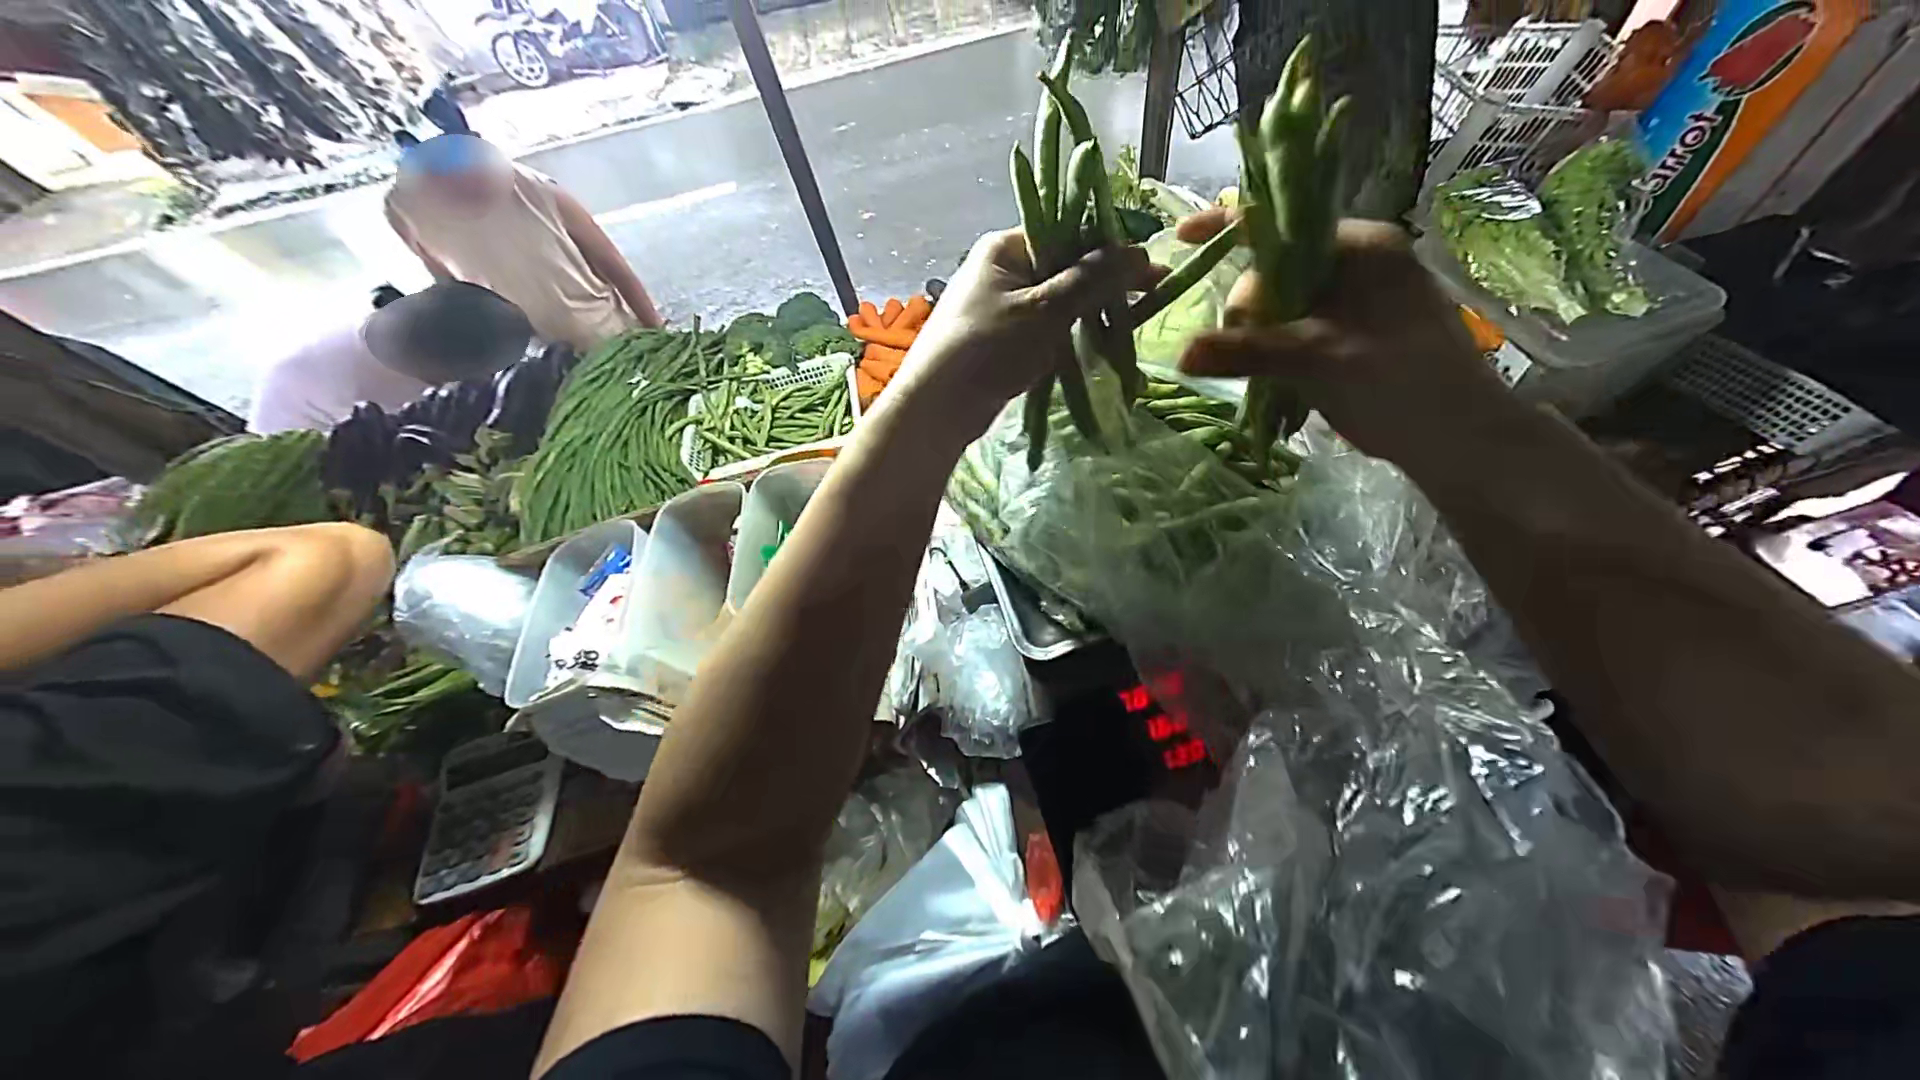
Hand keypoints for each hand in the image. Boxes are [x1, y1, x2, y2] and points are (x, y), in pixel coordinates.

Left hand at [885, 228, 1159, 439]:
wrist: (937, 409)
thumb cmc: (987, 348)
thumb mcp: (1046, 309)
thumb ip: (1093, 279)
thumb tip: (1140, 252)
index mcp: (1007, 247)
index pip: (1069, 231)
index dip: (1110, 247)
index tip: (1148, 269)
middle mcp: (1003, 269)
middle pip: (1067, 267)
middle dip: (1105, 284)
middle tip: (1149, 298)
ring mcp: (1002, 306)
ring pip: (1059, 302)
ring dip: (1091, 314)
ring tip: (1128, 327)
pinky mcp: (1004, 339)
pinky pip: (1046, 329)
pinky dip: (1070, 337)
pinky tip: (1097, 347)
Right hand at [1174, 209, 1513, 466]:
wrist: (1459, 439)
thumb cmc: (1402, 387)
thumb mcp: (1321, 361)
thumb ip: (1250, 352)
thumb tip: (1181, 354)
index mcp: (1361, 248)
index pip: (1282, 227)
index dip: (1229, 229)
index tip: (1181, 237)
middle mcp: (1358, 262)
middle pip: (1275, 270)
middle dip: (1247, 308)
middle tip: (1240, 353)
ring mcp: (1356, 297)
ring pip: (1282, 302)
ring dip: (1258, 334)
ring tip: (1262, 372)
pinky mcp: (1351, 330)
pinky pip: (1295, 326)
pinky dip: (1274, 347)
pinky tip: (1270, 374)